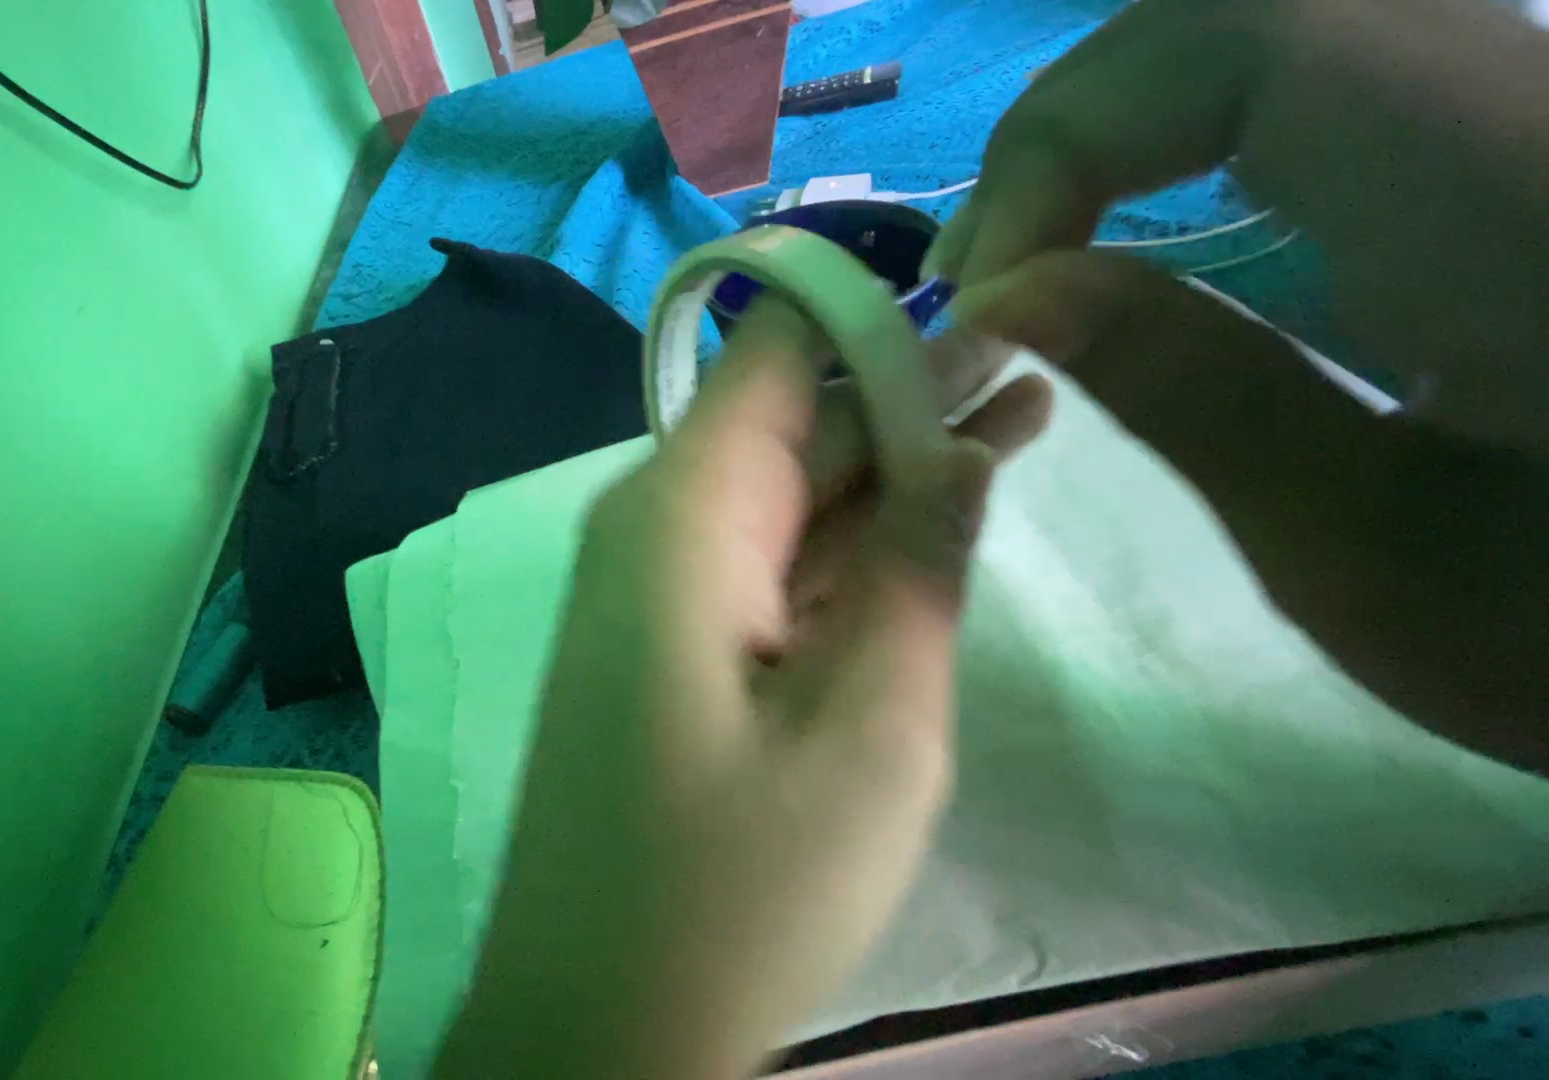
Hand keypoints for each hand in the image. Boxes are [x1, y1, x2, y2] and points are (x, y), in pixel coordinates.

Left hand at [431, 301, 1050, 1079]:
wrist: (599, 1014)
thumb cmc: (734, 891)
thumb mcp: (870, 731)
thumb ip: (916, 568)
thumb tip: (960, 446)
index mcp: (681, 514)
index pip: (778, 354)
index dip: (878, 308)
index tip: (989, 285)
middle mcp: (651, 526)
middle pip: (788, 420)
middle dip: (907, 389)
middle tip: (1038, 355)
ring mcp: (654, 585)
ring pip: (783, 491)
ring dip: (889, 461)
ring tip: (1021, 413)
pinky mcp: (667, 639)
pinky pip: (764, 558)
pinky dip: (846, 536)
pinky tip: (931, 515)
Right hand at [921, 0, 1548, 771]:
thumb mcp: (1360, 551)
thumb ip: (1188, 394)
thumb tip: (1006, 292)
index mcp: (1529, 209)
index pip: (1260, 42)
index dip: (1071, 139)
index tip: (986, 291)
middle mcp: (1546, 109)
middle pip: (1253, 12)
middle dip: (1070, 131)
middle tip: (981, 272)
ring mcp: (1525, 116)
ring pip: (1269, 38)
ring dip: (1110, 135)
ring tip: (1025, 259)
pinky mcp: (1502, 147)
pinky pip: (1304, 88)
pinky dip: (1168, 146)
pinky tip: (1115, 238)